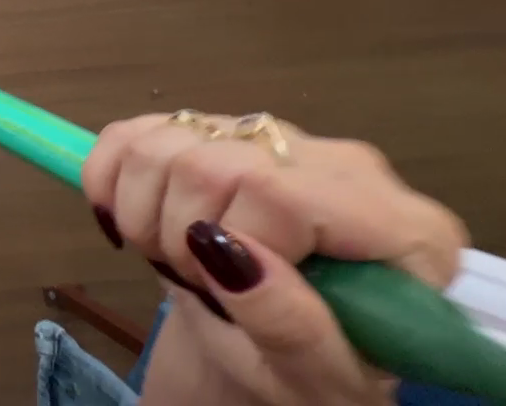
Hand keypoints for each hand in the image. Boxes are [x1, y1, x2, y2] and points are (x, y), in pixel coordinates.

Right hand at [82, 113, 467, 405]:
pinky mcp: (199, 125)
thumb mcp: (317, 381)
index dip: (234, 239)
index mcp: (400, 225)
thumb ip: (291, 328)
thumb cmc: (308, 369)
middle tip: (195, 278)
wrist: (266, 337)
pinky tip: (130, 218)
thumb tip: (225, 253)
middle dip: (176, 232)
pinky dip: (105, 182)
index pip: (279, 191)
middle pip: (207, 162)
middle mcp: (337, 163)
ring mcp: (261, 135)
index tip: (232, 290)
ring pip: (156, 144)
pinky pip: (124, 134)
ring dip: (139, 212)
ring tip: (172, 254)